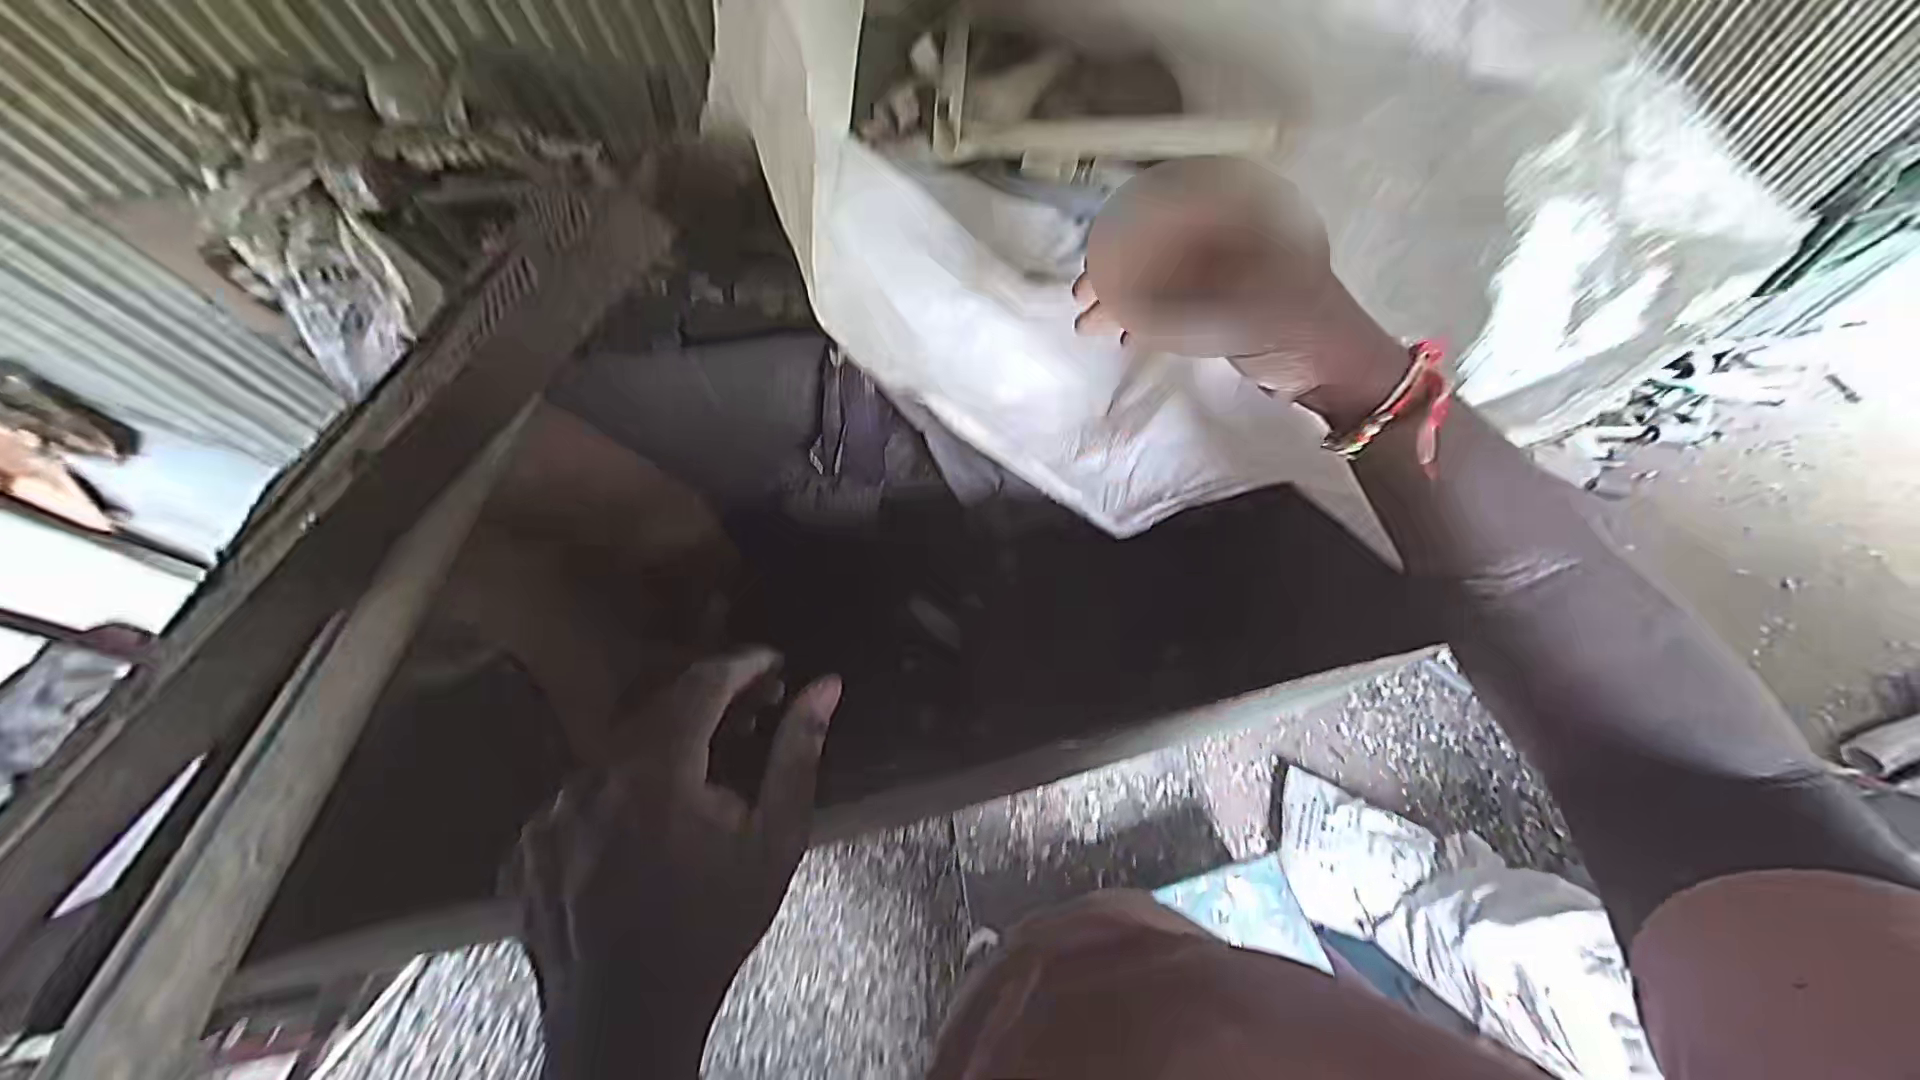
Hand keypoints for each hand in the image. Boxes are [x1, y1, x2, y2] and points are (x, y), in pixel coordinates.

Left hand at [505, 649, 842, 1077]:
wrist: (629, 1022)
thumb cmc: (716, 922)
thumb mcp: (776, 837)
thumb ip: (799, 751)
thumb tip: (825, 685)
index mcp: (655, 773)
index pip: (701, 684)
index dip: (741, 664)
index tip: (773, 662)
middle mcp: (590, 780)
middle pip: (658, 707)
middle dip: (713, 697)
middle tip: (756, 708)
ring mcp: (549, 813)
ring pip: (620, 744)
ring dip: (669, 737)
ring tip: (709, 761)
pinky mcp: (527, 843)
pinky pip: (586, 785)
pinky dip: (626, 778)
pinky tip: (653, 809)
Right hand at [1074, 157, 1410, 429]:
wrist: (1333, 373)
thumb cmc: (1292, 328)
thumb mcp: (1233, 303)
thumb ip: (1174, 292)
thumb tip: (1114, 282)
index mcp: (1243, 223)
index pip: (1171, 213)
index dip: (1126, 234)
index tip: (1095, 261)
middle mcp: (1231, 242)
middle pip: (1161, 247)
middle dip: (1118, 272)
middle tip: (1084, 297)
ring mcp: (1226, 278)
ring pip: (1163, 279)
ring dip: (1125, 302)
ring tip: (1091, 325)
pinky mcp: (1222, 310)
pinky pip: (1175, 307)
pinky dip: (1147, 322)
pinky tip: (1127, 338)